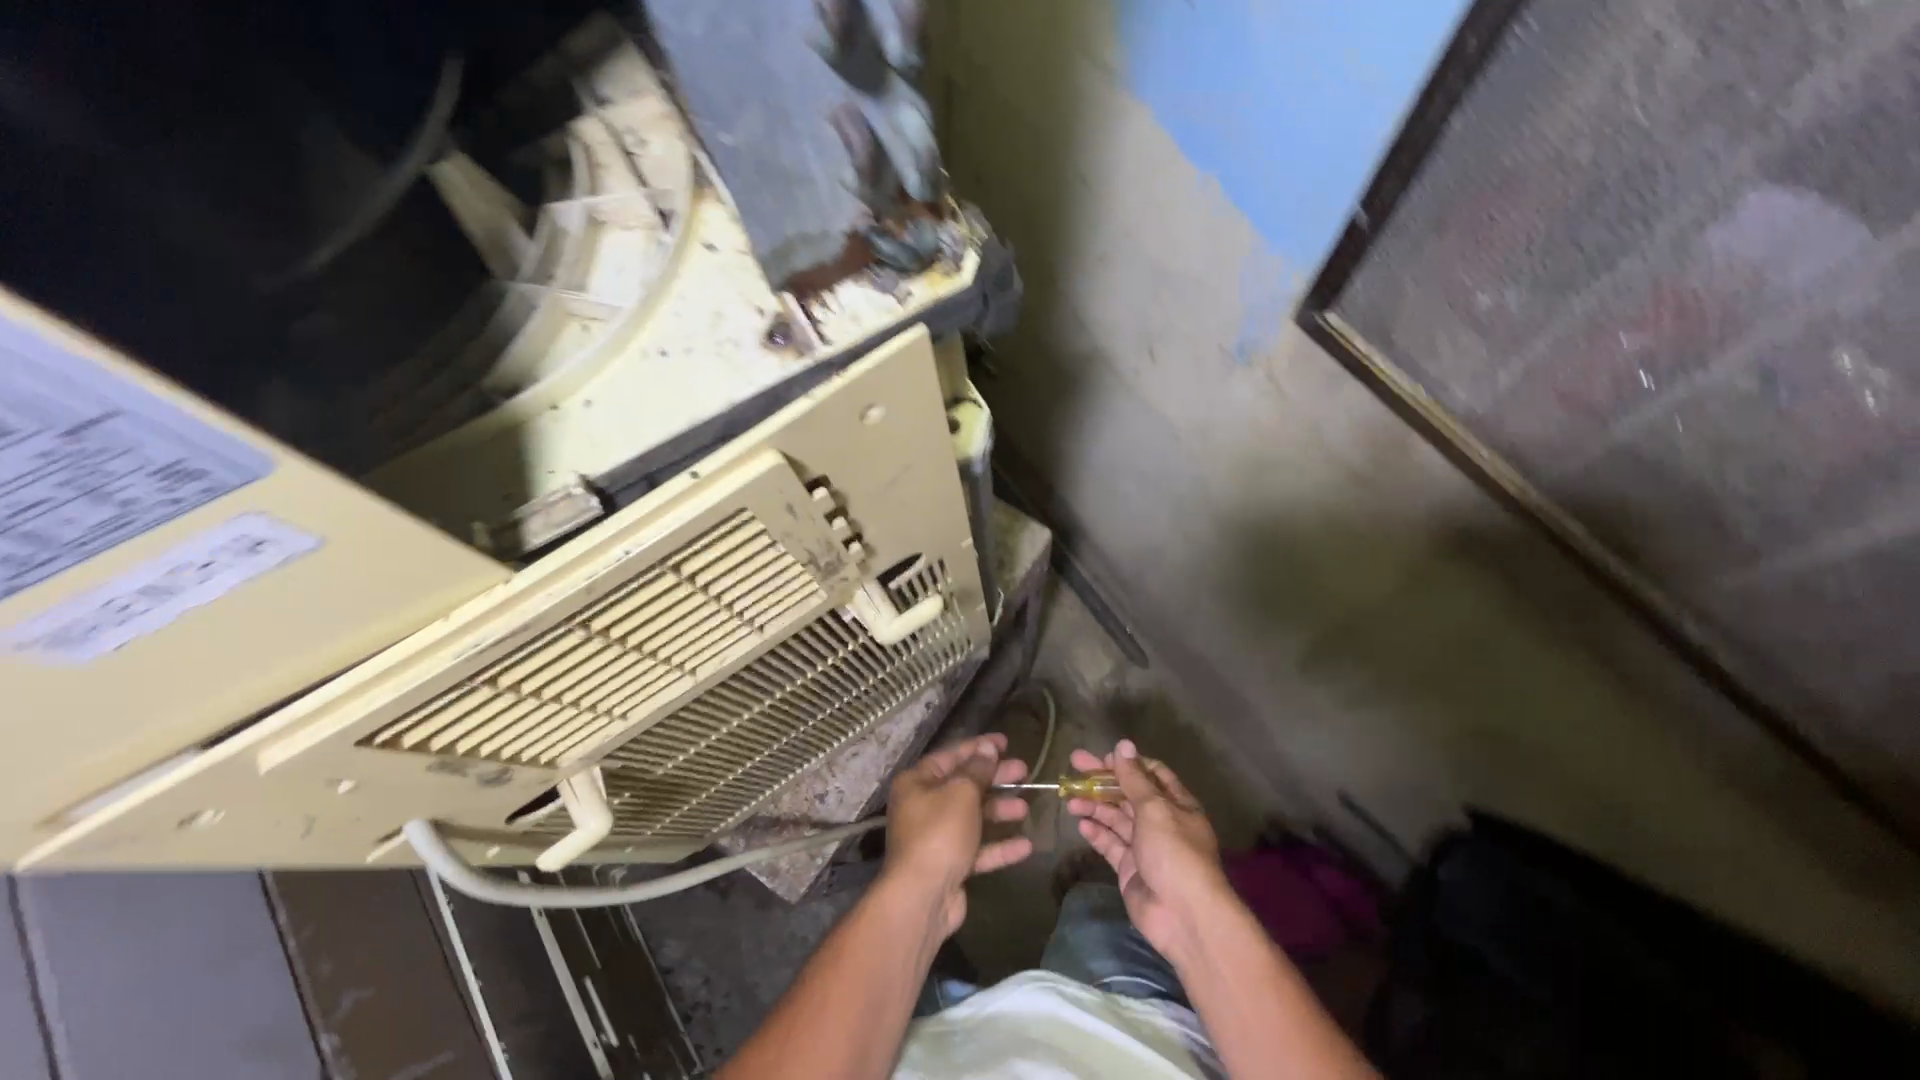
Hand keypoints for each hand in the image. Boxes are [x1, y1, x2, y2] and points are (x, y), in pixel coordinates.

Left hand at [882, 733, 1034, 936]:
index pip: (950, 756)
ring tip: (1026, 808)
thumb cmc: (939, 834)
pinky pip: (977, 849)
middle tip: (1024, 771)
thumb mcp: (961, 794)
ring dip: (999, 812)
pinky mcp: (949, 865)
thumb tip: (987, 749)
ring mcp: (935, 838)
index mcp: (917, 783)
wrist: (922, 896)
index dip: (979, 747)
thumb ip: (977, 770)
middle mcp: (923, 807)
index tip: (1006, 742)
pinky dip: (998, 846)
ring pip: (972, 818)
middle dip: (995, 779)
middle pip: (964, 786)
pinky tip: (1025, 846)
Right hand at [1066, 739, 1227, 959]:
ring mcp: (1145, 847)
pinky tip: (1080, 823)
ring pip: (1116, 819)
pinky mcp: (1130, 869)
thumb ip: (1134, 779)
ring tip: (1070, 799)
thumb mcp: (1155, 809)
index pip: (1151, 774)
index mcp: (1177, 804)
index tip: (1101, 758)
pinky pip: (1111, 844)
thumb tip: (1123, 745)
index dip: (1127, 764)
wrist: (1184, 915)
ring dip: (1095, 806)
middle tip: (1073, 768)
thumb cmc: (1174, 852)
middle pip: (1129, 795)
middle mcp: (1162, 822)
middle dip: (1102, 782)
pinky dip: (1096, 833)